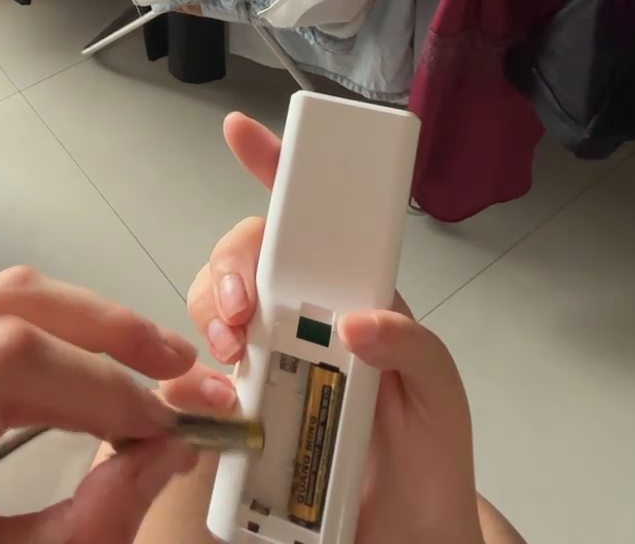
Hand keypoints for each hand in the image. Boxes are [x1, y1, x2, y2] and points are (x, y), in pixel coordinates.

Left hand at [0, 266, 203, 543]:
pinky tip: (113, 375)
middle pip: (13, 301)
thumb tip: (172, 447)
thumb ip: (94, 521)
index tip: (161, 423)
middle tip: (177, 364)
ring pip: (15, 299)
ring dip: (96, 328)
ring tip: (161, 363)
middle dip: (106, 327)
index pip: (6, 356)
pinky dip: (71, 347)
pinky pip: (8, 328)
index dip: (97, 380)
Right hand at [158, 114, 488, 543]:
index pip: (312, 220)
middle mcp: (302, 314)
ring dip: (211, 307)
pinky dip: (193, 365)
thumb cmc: (425, 467)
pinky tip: (212, 387)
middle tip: (243, 310)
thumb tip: (356, 319)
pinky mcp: (238, 397)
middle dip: (232, 263)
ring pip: (216, 297)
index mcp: (349, 296)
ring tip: (232, 351)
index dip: (275, 168)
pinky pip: (197, 361)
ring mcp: (267, 353)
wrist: (396, 543)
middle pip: (249, 253)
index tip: (242, 132)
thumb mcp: (442, 399)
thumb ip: (416, 349)